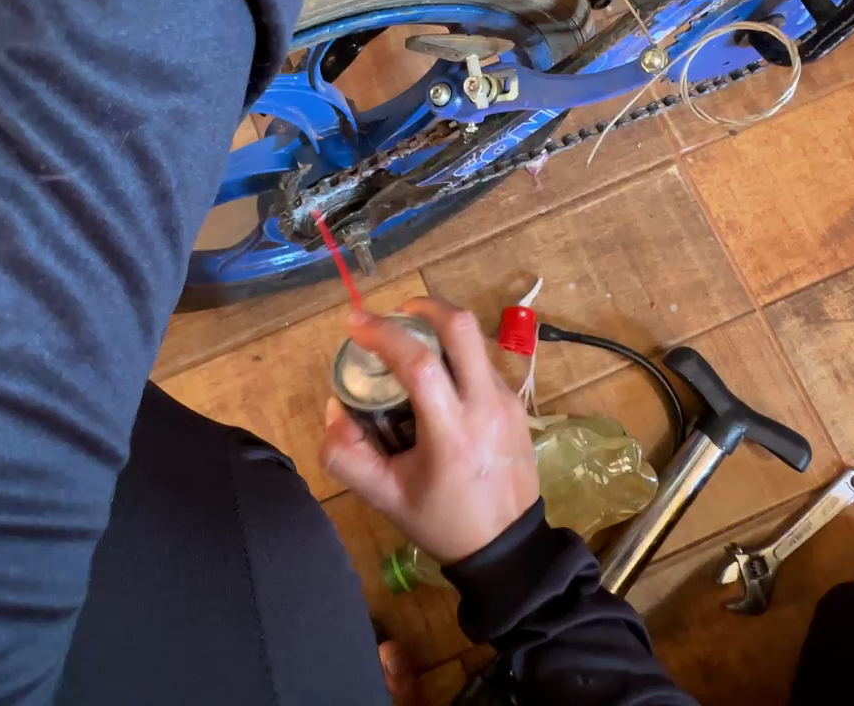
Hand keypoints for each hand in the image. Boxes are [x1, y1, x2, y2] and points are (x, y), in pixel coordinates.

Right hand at [320, 299, 539, 563]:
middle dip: (426, 306)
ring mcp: (508, 400)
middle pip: (463, 328)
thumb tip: (335, 407)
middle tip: (397, 313)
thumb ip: (347, 456)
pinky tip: (439, 376)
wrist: (510, 547)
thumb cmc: (443, 520)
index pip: (420, 365)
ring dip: (441, 328)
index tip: (355, 323)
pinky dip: (456, 353)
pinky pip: (483, 361)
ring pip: (475, 340)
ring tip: (412, 341)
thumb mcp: (385, 497)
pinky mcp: (518, 402)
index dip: (384, 335)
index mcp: (452, 434)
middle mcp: (485, 406)